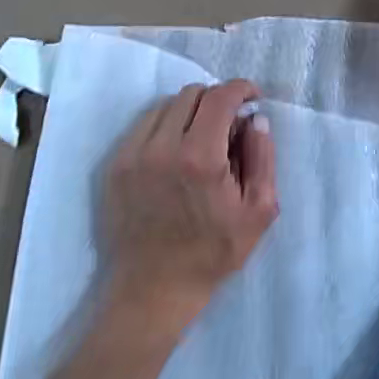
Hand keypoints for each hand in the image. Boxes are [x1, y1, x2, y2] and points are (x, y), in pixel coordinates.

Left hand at [103, 79, 278, 331]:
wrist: (154, 289)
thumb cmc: (214, 252)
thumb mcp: (260, 210)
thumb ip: (263, 158)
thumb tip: (256, 120)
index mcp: (200, 158)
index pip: (220, 98)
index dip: (241, 89)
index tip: (253, 99)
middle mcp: (161, 148)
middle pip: (192, 94)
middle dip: (218, 100)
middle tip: (231, 124)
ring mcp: (132, 155)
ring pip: (166, 106)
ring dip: (191, 111)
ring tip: (203, 137)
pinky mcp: (114, 166)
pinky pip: (143, 125)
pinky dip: (166, 126)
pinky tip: (177, 150)